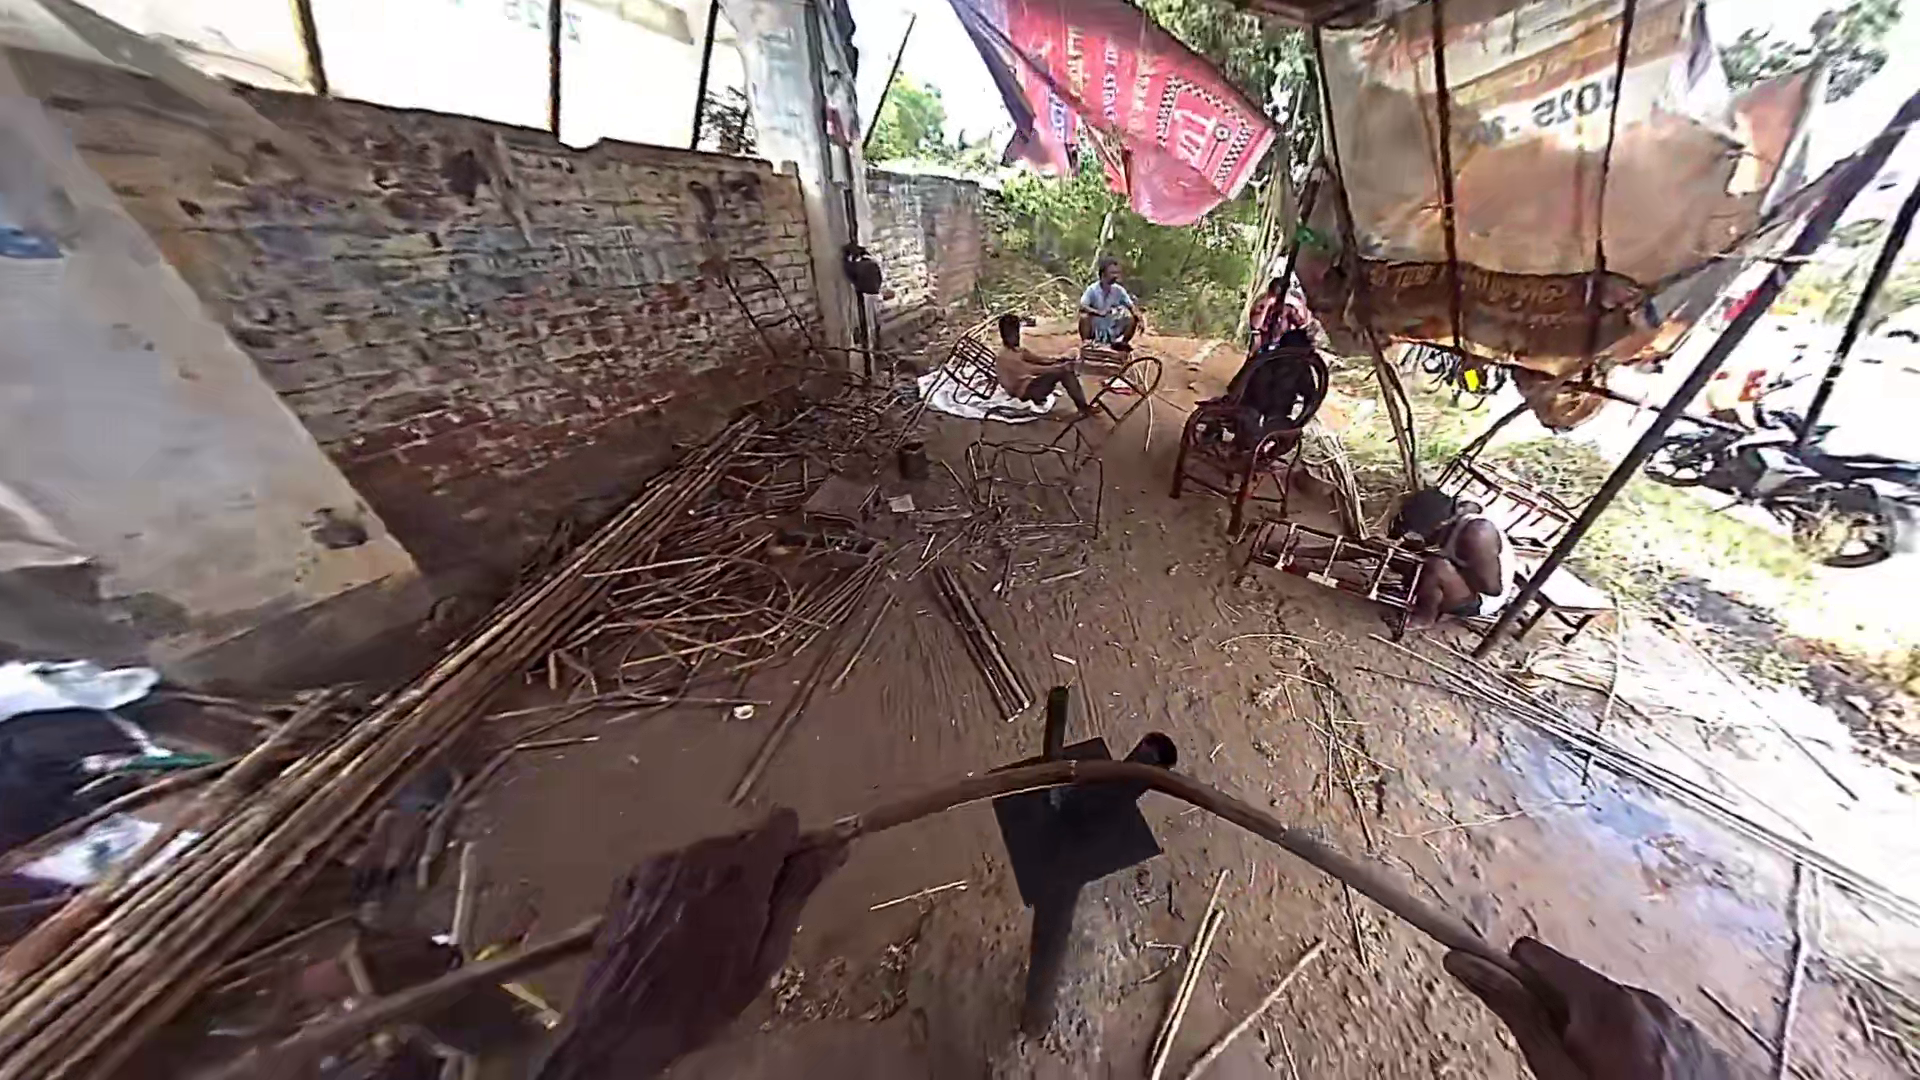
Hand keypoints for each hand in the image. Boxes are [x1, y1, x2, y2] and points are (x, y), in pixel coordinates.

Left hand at [538, 810, 846, 1079]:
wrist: (618, 1029)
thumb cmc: (703, 1000)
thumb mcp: (765, 955)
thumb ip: (798, 892)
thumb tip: (831, 849)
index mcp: (745, 869)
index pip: (783, 821)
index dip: (790, 846)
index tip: (787, 874)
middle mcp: (707, 851)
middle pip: (746, 839)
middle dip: (753, 867)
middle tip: (743, 915)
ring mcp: (668, 860)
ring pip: (710, 852)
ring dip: (717, 876)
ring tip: (703, 926)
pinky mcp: (637, 873)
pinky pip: (676, 865)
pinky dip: (682, 885)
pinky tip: (672, 924)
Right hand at [1446, 939, 1754, 1079]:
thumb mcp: (1557, 1072)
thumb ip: (1514, 1010)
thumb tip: (1460, 958)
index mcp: (1605, 1001)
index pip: (1530, 953)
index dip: (1514, 978)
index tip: (1514, 1006)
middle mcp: (1645, 1000)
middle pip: (1571, 979)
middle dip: (1560, 1009)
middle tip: (1567, 1059)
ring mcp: (1683, 1025)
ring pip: (1610, 1005)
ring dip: (1598, 1028)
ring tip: (1610, 1076)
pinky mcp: (1711, 1048)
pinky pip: (1651, 1027)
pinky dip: (1638, 1045)